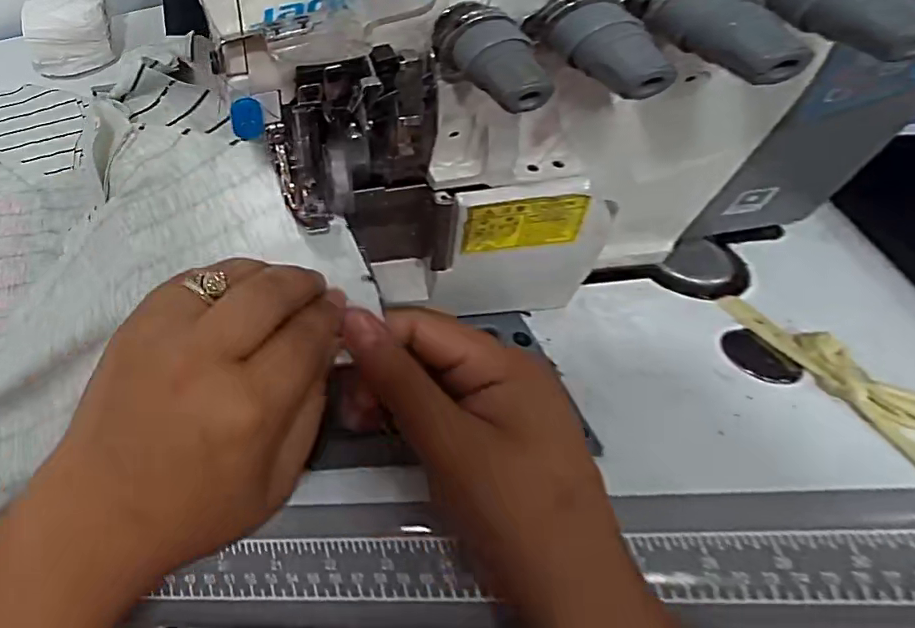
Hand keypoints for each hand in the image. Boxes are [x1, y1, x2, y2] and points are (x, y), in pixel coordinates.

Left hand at [34, 259, 344, 581]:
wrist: (104, 500)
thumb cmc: (194, 508)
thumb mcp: (275, 483)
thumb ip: (308, 411)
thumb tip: (323, 350)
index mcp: (249, 406)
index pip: (305, 338)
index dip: (328, 318)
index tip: (338, 308)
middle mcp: (208, 356)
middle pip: (270, 294)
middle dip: (303, 284)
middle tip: (317, 288)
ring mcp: (166, 330)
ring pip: (228, 275)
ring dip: (264, 273)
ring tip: (281, 283)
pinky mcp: (138, 318)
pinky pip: (190, 279)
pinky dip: (220, 278)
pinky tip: (233, 290)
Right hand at [341, 308, 675, 627]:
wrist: (575, 605)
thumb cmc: (516, 518)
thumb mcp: (447, 442)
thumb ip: (396, 375)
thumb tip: (351, 314)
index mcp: (503, 363)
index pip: (417, 324)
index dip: (373, 341)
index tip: (339, 377)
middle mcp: (503, 372)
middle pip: (420, 347)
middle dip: (378, 371)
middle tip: (351, 411)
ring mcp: (499, 404)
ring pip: (423, 375)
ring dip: (386, 393)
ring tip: (363, 424)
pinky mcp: (491, 433)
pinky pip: (436, 403)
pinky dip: (406, 413)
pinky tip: (387, 432)